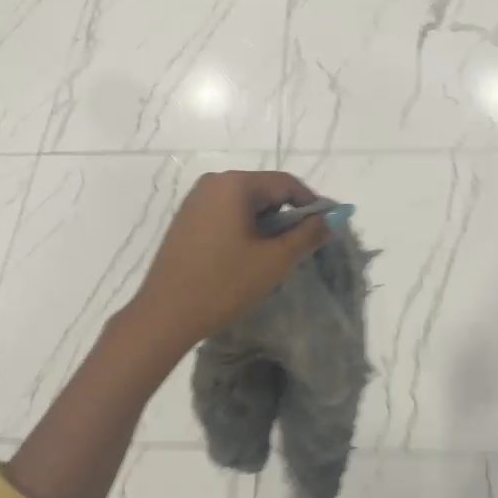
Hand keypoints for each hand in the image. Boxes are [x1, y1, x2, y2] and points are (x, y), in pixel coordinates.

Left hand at [123, 170, 330, 351]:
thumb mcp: (273, 261)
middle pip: (264, 190)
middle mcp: (214, 182)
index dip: (311, 203)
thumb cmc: (223, 284)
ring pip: (245, 203)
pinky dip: (243, 227)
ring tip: (275, 254)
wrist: (164, 315)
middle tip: (301, 246)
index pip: (286, 183)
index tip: (327, 227)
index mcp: (235, 184)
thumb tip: (333, 218)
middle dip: (287, 215)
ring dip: (265, 223)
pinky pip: (226, 212)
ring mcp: (196, 199)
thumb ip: (307, 235)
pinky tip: (246, 255)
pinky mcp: (186, 218)